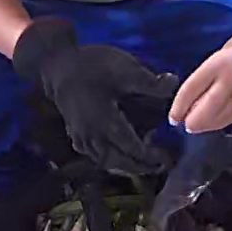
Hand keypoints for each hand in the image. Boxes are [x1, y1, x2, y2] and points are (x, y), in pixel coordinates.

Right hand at [14, 19, 178, 175]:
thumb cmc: (91, 65)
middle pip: (118, 161)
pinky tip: (118, 155)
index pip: (132, 148)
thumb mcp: (124, 69)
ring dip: (124, 165)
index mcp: (106, 122)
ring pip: (105, 161)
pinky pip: (93, 155)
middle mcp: (92, 135)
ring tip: (142, 163)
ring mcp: (81, 136)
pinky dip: (109, 159)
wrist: (57, 63)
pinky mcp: (75, 133)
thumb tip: (174, 84)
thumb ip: (150, 82)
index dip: (150, 156)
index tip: (166, 158)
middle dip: (140, 167)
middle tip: (159, 165)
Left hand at [169, 16, 231, 134]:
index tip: (173, 118)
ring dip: (206, 125)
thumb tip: (191, 104)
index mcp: (218, 64)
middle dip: (192, 122)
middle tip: (186, 125)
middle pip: (205, 111)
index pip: (191, 90)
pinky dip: (222, 122)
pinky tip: (215, 122)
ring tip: (199, 124)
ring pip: (220, 119)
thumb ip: (206, 78)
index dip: (179, 108)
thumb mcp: (219, 56)